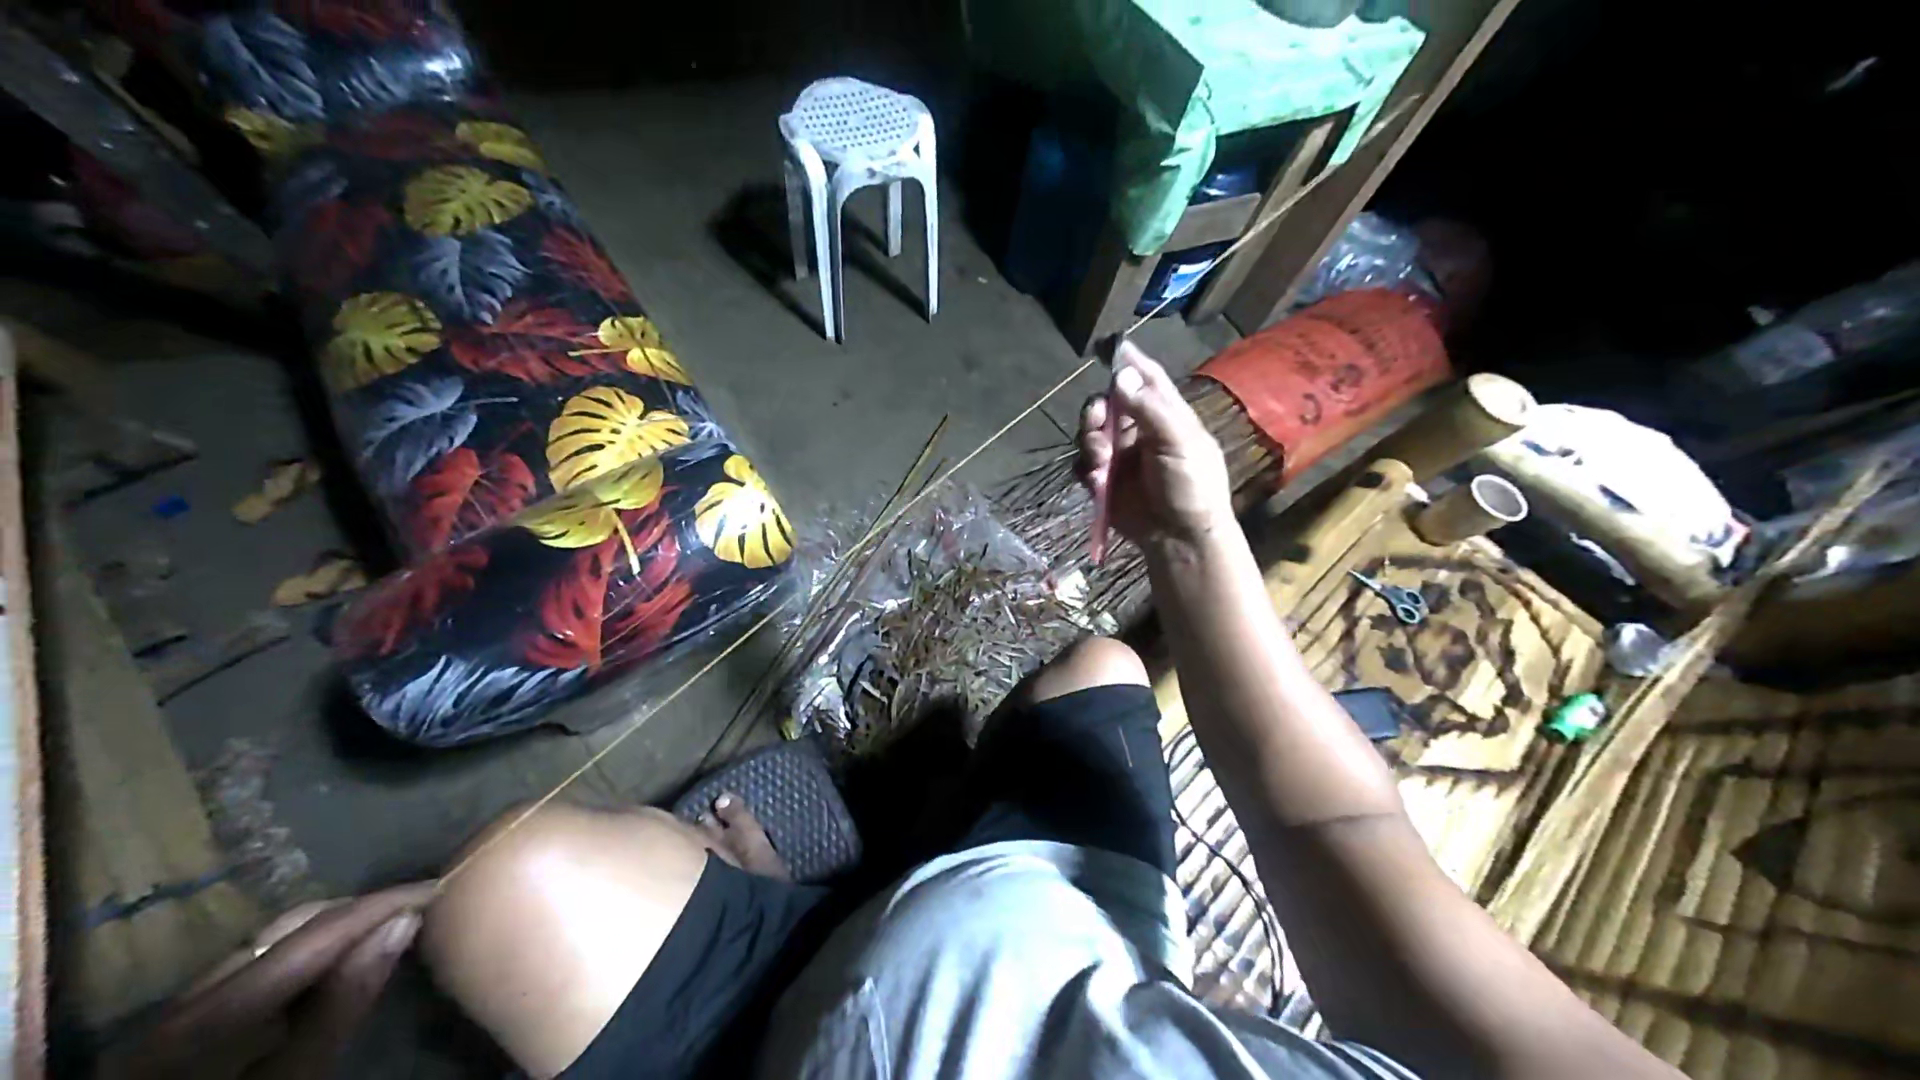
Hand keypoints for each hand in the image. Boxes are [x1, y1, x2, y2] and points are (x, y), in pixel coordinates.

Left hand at [98, 882, 436, 1079]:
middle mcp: (189, 995)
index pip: (316, 934)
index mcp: (212, 1011)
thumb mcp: (295, 1078)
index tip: (438, 886)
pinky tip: (333, 962)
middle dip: (358, 912)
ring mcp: (180, 1007)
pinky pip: (256, 962)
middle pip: (289, 927)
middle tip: (416, 908)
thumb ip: (341, 1006)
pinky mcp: (184, 1021)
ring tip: (383, 928)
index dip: (381, 904)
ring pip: (273, 939)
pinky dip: (305, 951)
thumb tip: (405, 921)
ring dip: (334, 929)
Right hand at [1078, 341, 1232, 554]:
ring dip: (1090, 442)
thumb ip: (1149, 408)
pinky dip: (1085, 470)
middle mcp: (1139, 430)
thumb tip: (1121, 374)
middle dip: (1097, 410)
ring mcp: (1120, 456)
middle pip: (1107, 404)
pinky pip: (1083, 464)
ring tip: (1101, 463)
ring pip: (1090, 433)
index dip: (1126, 361)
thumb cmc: (1191, 486)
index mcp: (1165, 414)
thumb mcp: (1178, 442)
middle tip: (1098, 420)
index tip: (1106, 346)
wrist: (1179, 538)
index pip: (1144, 377)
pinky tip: (1097, 482)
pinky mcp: (1104, 481)